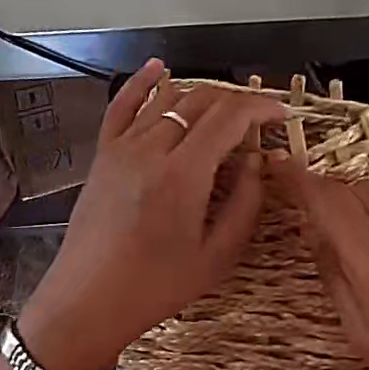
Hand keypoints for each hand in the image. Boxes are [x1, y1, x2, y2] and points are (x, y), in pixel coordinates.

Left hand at [19, 60, 285, 369]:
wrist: (88, 302)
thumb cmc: (155, 286)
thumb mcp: (217, 254)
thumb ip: (246, 203)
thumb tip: (259, 162)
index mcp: (183, 174)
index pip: (229, 117)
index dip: (260, 107)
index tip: (280, 113)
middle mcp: (150, 150)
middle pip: (201, 101)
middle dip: (237, 101)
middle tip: (259, 117)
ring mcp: (122, 148)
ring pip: (168, 99)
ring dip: (203, 95)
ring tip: (227, 106)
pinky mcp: (103, 155)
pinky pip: (122, 106)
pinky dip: (142, 83)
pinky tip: (159, 67)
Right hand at [275, 159, 368, 369]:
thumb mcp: (365, 335)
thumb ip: (334, 278)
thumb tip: (314, 235)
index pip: (327, 199)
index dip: (296, 179)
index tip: (276, 164)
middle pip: (352, 186)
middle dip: (325, 193)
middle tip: (311, 217)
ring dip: (353, 199)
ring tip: (346, 231)